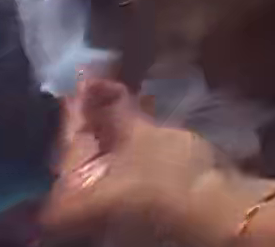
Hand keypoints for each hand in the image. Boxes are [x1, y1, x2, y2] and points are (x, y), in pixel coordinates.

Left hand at [39, 78, 241, 240]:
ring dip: (113, 122)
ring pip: (102, 153)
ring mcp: (99, 202)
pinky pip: (117, 160)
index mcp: (63, 194)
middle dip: (96, 112)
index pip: (70, 137)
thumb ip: (115, 112)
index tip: (87, 69)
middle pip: (83, 147)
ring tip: (123, 88)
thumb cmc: (169, 174)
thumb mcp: (143, 138)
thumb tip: (94, 81)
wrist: (211, 206)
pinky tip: (138, 115)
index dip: (81, 102)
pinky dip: (125, 137)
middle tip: (104, 75)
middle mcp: (71, 203)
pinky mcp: (126, 196)